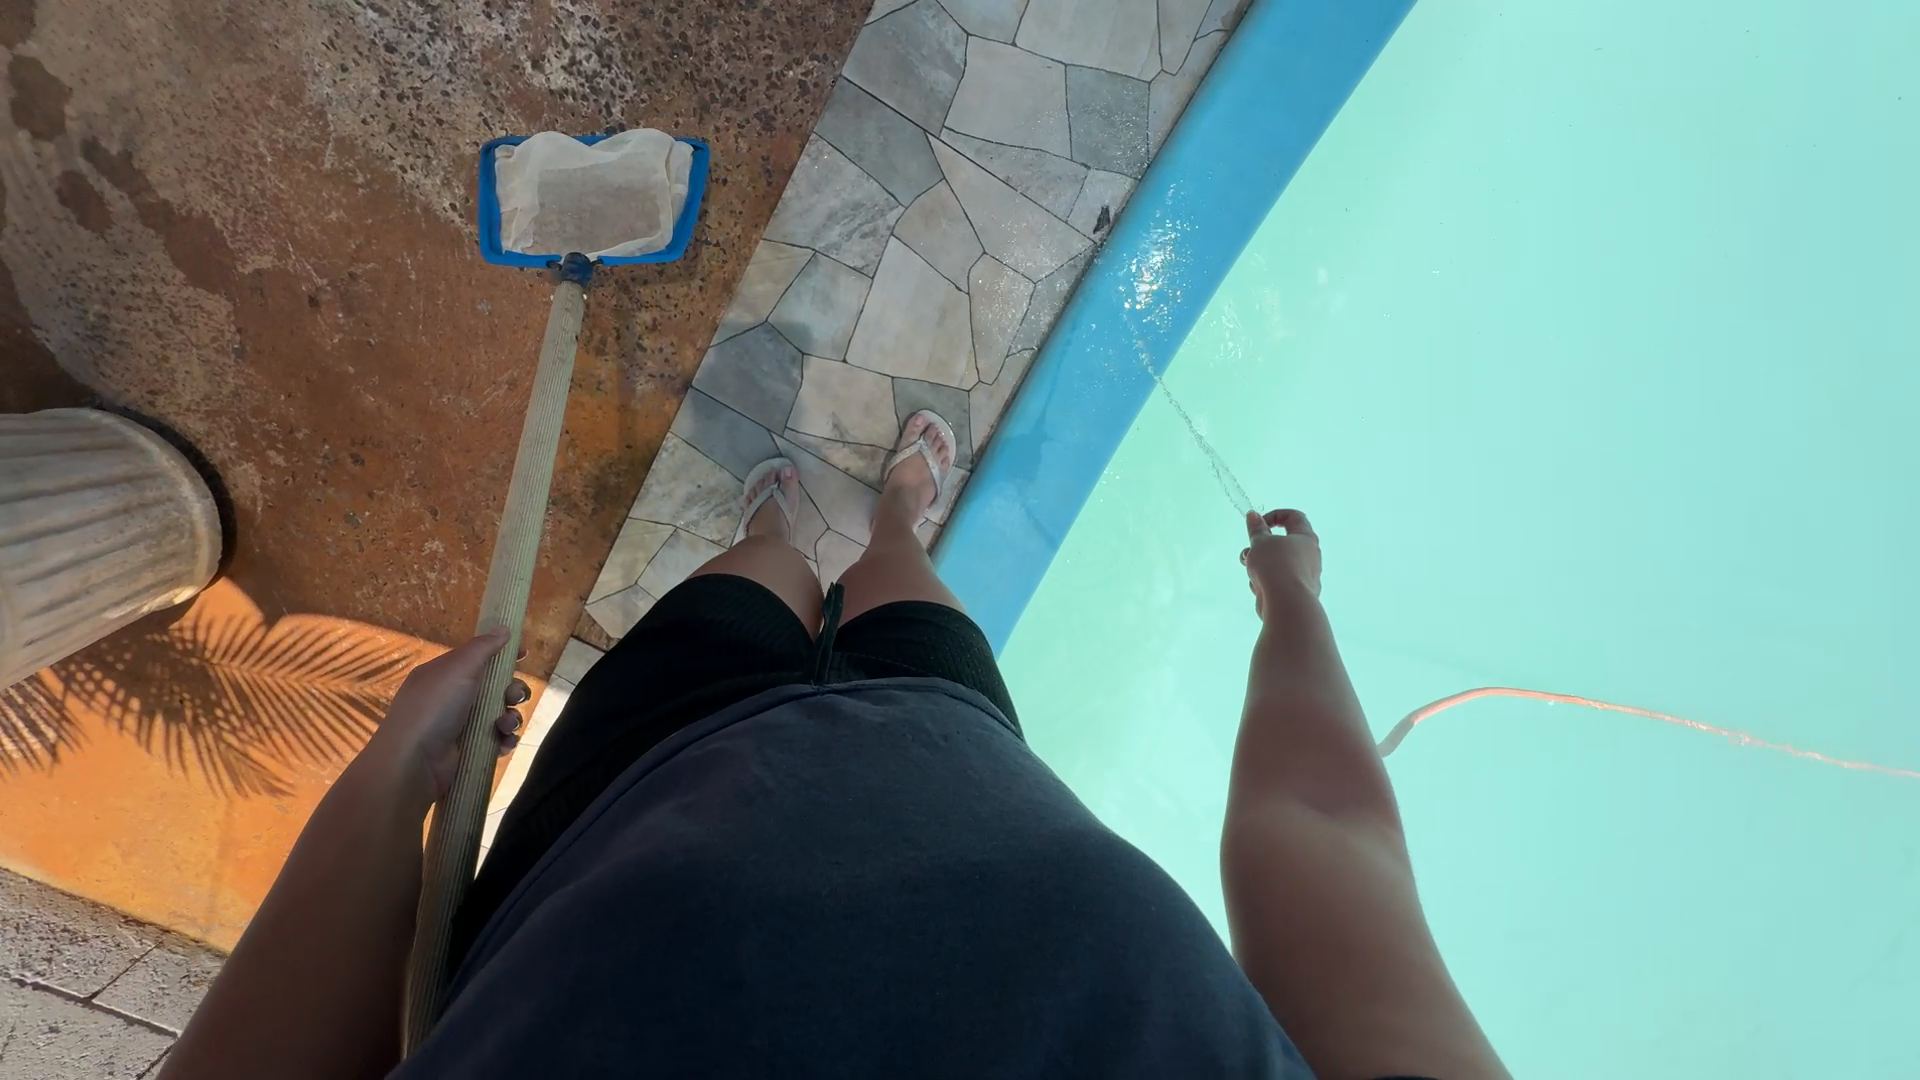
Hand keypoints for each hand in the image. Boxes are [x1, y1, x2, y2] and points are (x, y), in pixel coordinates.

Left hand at [363, 629, 528, 803]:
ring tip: (504, 725)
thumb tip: (504, 628)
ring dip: (511, 717)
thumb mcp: (458, 668)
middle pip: (496, 686)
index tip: (524, 654)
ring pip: (501, 713)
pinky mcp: (468, 748)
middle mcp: (451, 698)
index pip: (478, 658)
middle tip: (513, 697)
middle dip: (512, 690)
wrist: (412, 762)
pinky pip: (497, 738)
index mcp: (444, 675)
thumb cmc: (433, 708)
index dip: (502, 655)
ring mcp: (459, 725)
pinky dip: (504, 739)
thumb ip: (483, 647)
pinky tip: (502, 743)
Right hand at [1240, 508, 1321, 619]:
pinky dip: (1267, 581)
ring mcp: (1305, 575)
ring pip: (1278, 563)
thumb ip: (1256, 529)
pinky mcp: (1297, 593)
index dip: (1274, 515)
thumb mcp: (1260, 543)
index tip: (1258, 525)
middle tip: (1251, 551)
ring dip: (1261, 564)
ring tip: (1250, 570)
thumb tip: (1254, 516)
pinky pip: (1278, 580)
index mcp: (1305, 538)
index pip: (1294, 516)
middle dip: (1261, 546)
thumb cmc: (1275, 566)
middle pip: (1283, 542)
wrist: (1287, 604)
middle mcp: (1310, 555)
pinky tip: (1259, 587)